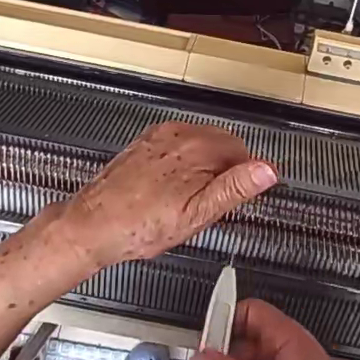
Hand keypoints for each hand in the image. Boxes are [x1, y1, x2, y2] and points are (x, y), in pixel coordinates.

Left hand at [37, 121, 275, 269]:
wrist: (93, 224)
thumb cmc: (138, 225)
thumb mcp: (198, 214)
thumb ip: (235, 188)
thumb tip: (266, 170)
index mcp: (198, 148)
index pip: (243, 153)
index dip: (239, 181)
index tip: (227, 200)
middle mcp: (178, 135)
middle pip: (222, 146)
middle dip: (220, 173)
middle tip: (203, 204)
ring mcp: (159, 137)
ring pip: (199, 147)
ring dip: (200, 168)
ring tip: (181, 200)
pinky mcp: (145, 143)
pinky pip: (176, 148)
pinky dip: (179, 166)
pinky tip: (166, 191)